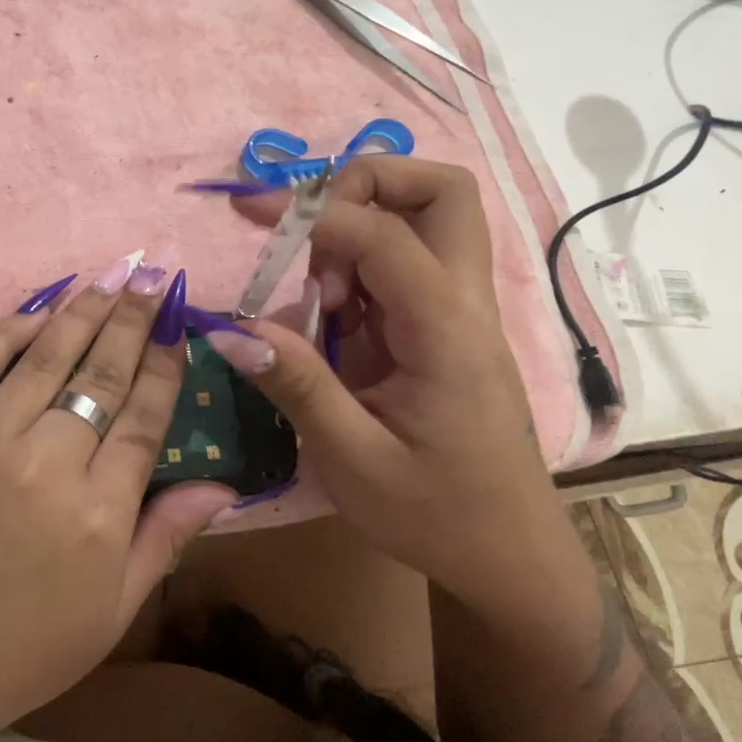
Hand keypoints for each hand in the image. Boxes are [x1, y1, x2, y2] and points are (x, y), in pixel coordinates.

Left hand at [0, 253, 236, 741]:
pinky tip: (39, 307)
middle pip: (101, 374)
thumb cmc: (24, 647)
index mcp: (99, 513)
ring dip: (81, 311)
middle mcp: (47, 462)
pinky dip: (11, 330)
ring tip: (111, 275)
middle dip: (133, 318)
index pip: (145, 417)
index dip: (166, 364)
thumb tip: (223, 482)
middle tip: (153, 274)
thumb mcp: (111, 613)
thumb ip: (165, 538)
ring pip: (45, 357)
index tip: (181, 322)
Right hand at [207, 157, 568, 604]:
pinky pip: (404, 262)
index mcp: (446, 332)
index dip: (309, 209)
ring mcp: (458, 313)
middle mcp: (463, 305)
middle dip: (367, 182)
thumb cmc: (436, 515)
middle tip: (306, 226)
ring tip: (316, 290)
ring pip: (426, 218)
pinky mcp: (442, 328)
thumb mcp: (353, 460)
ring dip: (359, 224)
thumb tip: (230, 328)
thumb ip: (297, 385)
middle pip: (441, 192)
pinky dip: (357, 263)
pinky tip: (329, 313)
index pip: (381, 234)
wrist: (511, 559)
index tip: (244, 209)